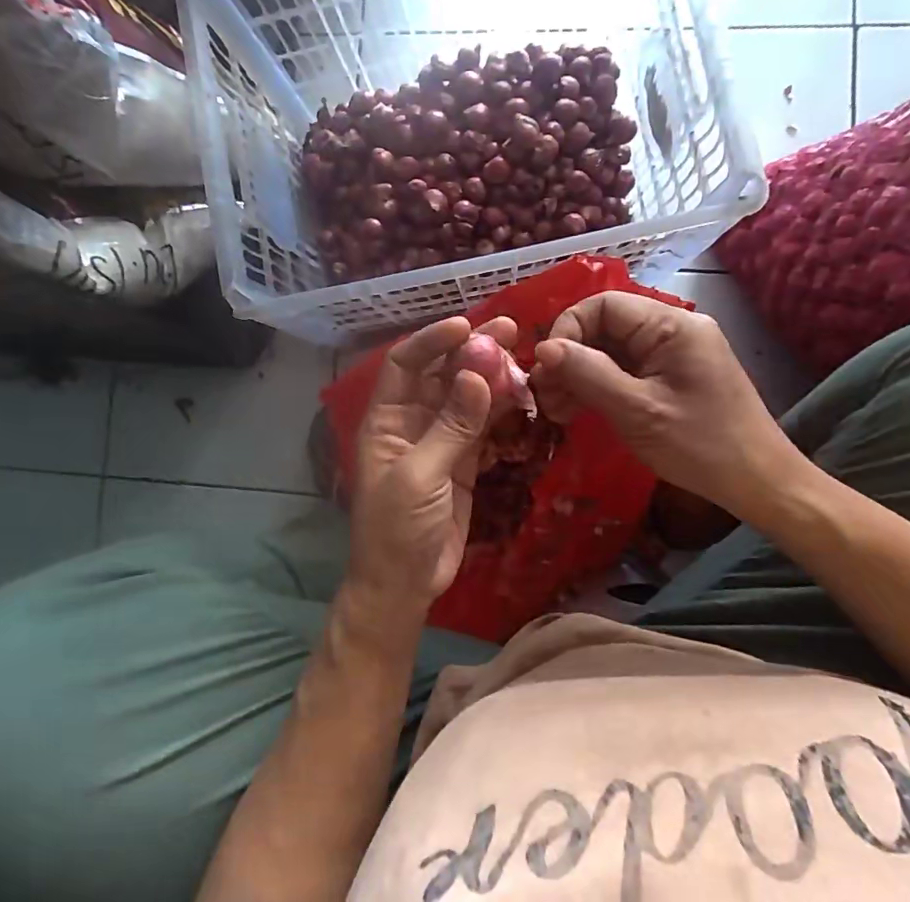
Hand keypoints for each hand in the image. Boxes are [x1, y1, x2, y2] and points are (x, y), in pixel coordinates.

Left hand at [348, 315, 514, 610]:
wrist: (405, 584)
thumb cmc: (396, 529)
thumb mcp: (421, 475)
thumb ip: (452, 426)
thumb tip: (478, 374)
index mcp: (386, 419)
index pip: (404, 364)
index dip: (432, 341)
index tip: (466, 325)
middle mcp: (411, 422)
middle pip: (440, 374)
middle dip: (470, 351)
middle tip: (510, 329)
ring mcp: (439, 441)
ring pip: (466, 398)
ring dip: (491, 376)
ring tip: (523, 353)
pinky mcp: (462, 463)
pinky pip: (482, 427)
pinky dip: (501, 410)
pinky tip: (524, 393)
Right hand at [529, 291, 813, 529]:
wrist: (758, 483)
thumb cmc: (701, 446)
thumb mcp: (636, 410)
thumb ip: (588, 374)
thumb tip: (544, 348)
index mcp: (671, 326)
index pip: (603, 305)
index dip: (567, 330)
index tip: (546, 369)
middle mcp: (672, 329)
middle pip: (603, 327)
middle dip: (569, 358)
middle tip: (545, 397)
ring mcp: (671, 354)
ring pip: (608, 350)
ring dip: (577, 376)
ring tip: (556, 410)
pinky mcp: (669, 376)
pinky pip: (622, 370)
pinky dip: (596, 387)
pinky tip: (576, 411)